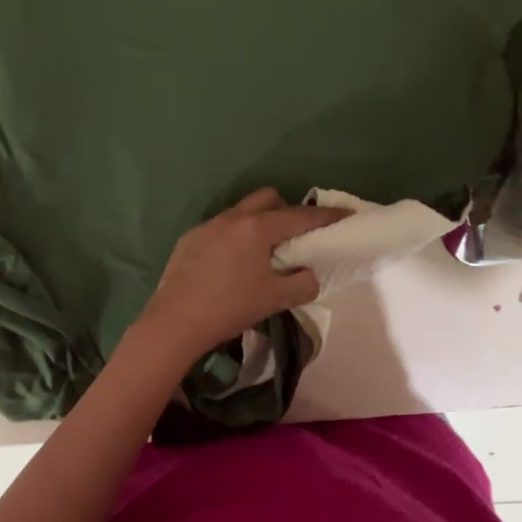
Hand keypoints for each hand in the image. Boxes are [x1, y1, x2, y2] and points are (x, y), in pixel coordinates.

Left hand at [137, 187, 349, 359]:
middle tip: (296, 236)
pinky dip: (233, 238)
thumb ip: (303, 283)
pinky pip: (219, 229)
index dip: (327, 216)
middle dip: (287, 210)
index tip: (346, 215)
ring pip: (240, 212)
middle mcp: (231, 218)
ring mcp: (206, 227)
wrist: (175, 322)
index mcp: (256, 228)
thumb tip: (308, 274)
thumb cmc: (230, 307)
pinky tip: (232, 263)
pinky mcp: (188, 240)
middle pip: (267, 199)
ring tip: (263, 251)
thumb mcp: (276, 299)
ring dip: (257, 223)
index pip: (300, 216)